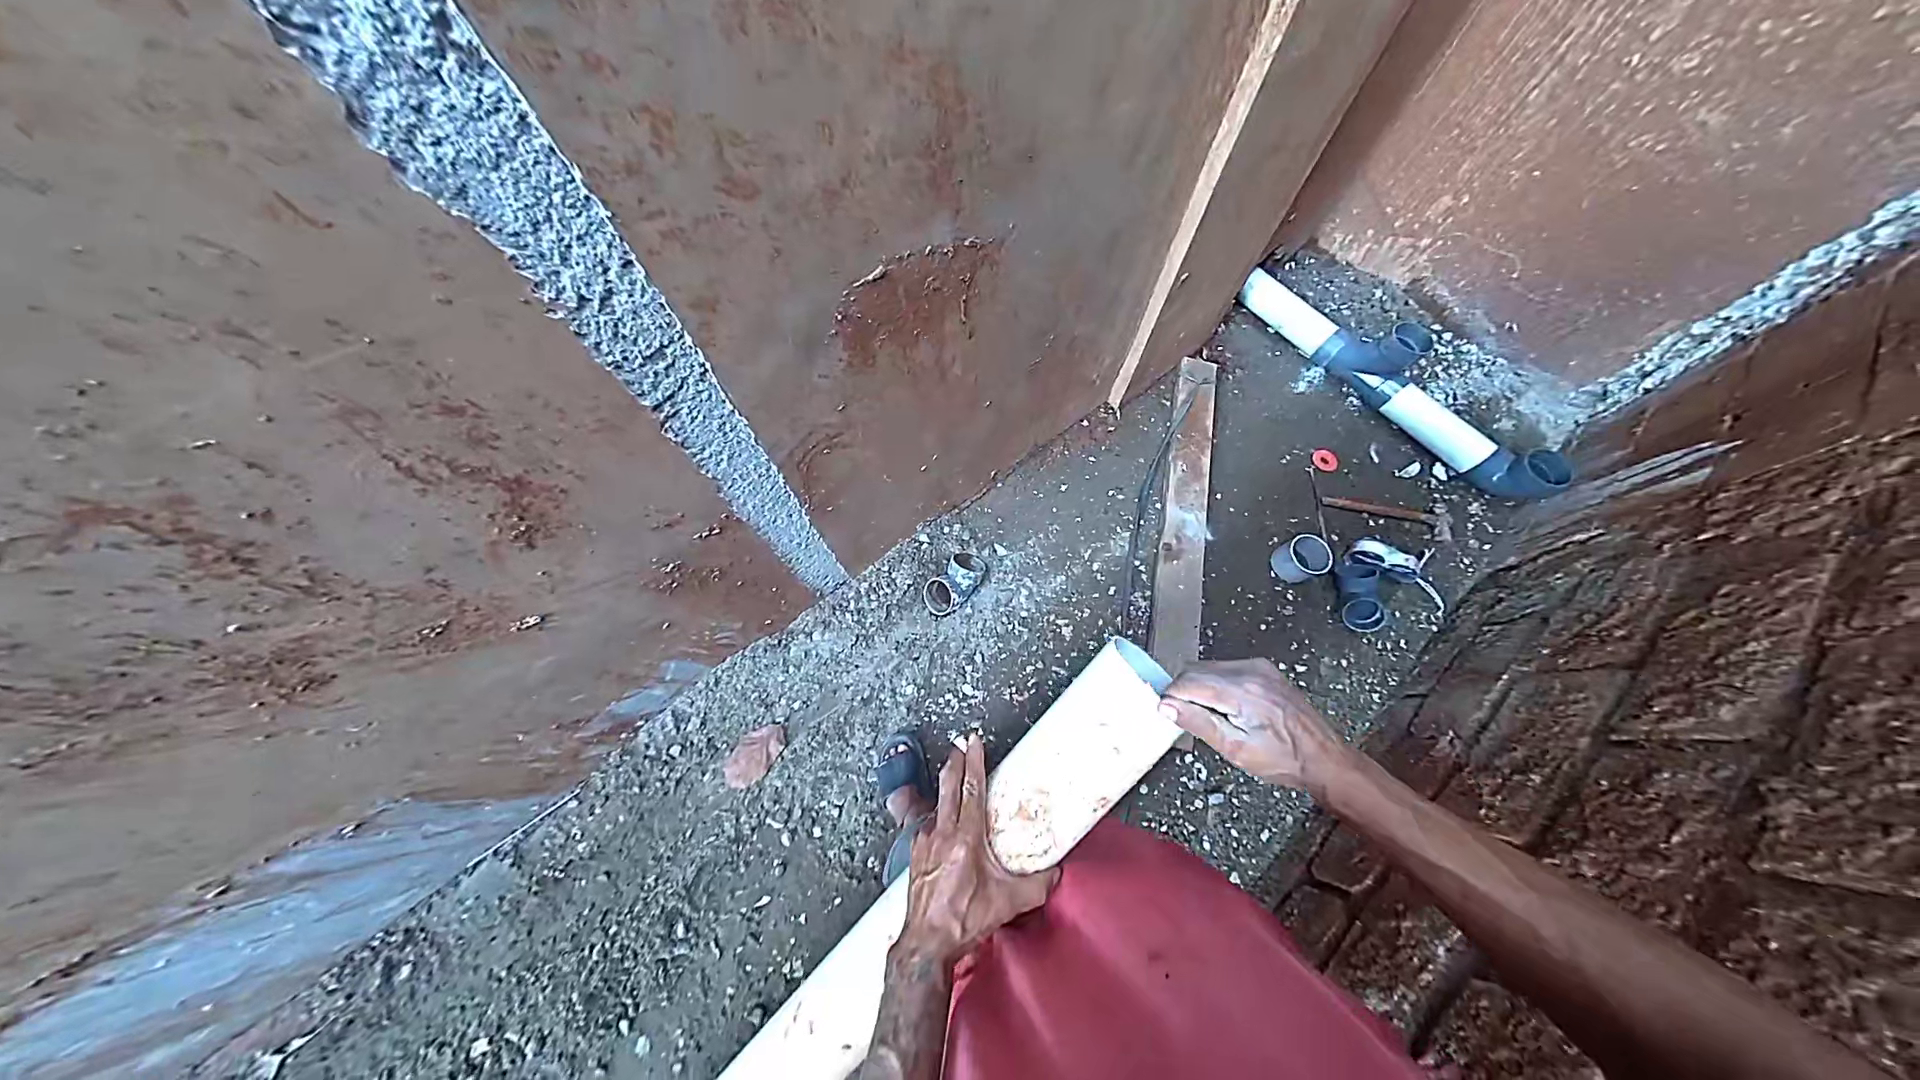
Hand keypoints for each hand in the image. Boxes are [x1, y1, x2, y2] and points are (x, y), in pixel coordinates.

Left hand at [896, 734, 1058, 965]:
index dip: (974, 763)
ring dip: (946, 786)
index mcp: (965, 839)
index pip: (971, 790)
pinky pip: (925, 824)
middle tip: (960, 744)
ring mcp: (925, 842)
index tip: (973, 742)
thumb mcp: (1009, 903)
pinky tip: (939, 816)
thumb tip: (1058, 873)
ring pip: (936, 804)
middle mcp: (942, 834)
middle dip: (956, 761)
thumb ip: (1038, 885)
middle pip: (948, 786)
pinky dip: (935, 813)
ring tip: (953, 773)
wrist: (927, 942)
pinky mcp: (916, 853)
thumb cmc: (963, 921)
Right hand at [1158, 658, 1354, 796]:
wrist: (1324, 758)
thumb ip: (1198, 723)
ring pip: (1207, 667)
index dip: (1172, 699)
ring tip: (1213, 716)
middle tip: (1190, 720)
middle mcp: (1249, 671)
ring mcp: (1258, 667)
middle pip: (1193, 670)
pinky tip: (1227, 707)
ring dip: (1199, 688)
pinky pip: (1224, 668)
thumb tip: (1166, 706)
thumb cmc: (1284, 759)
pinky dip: (1216, 684)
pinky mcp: (1263, 669)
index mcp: (1241, 691)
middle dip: (1184, 693)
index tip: (1169, 715)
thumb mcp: (1235, 749)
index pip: (1186, 682)